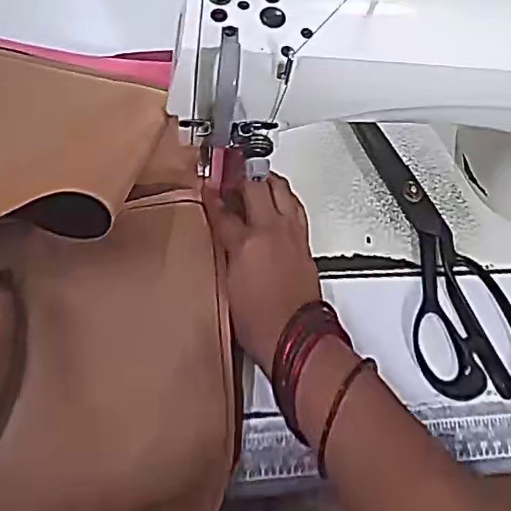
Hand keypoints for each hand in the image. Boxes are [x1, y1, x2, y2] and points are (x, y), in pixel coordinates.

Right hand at [205, 173, 323, 377]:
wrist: (295, 337)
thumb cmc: (262, 324)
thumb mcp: (227, 288)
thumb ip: (224, 254)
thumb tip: (222, 238)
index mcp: (244, 244)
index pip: (222, 211)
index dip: (211, 196)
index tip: (206, 187)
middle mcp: (269, 231)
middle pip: (254, 187)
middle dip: (240, 176)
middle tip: (231, 173)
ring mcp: (290, 232)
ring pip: (279, 189)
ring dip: (266, 179)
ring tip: (256, 176)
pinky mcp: (304, 240)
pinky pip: (294, 206)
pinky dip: (285, 196)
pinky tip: (281, 198)